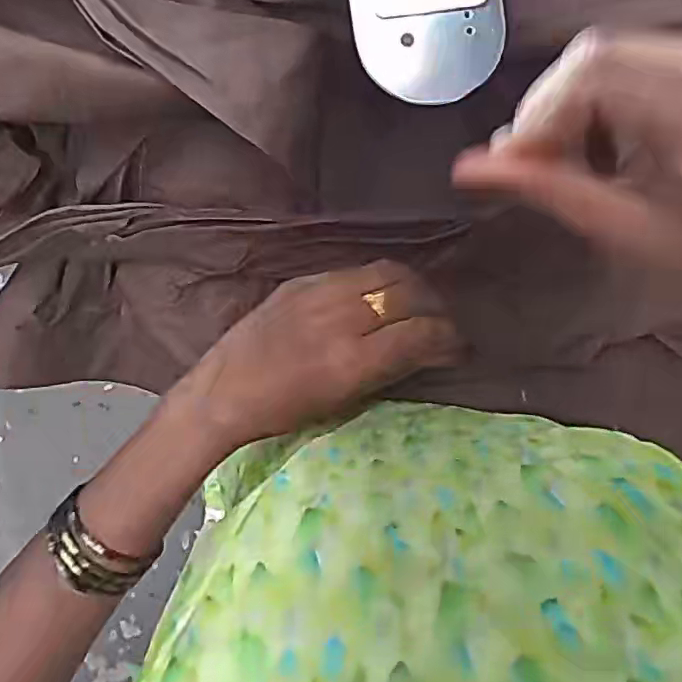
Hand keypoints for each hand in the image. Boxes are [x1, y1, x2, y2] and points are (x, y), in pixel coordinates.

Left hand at [159, 261, 463, 451]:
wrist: (223, 391)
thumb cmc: (282, 411)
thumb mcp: (342, 401)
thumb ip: (387, 369)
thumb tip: (427, 348)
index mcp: (351, 360)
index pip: (420, 333)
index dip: (449, 338)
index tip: (458, 345)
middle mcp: (339, 318)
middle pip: (408, 292)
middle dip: (435, 306)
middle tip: (440, 321)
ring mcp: (317, 292)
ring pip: (385, 271)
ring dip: (411, 286)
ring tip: (415, 302)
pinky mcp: (300, 281)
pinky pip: (353, 270)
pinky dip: (376, 280)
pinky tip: (376, 295)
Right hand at [452, 30, 681, 338]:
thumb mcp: (627, 232)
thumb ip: (549, 190)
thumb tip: (467, 167)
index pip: (598, 70)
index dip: (540, 110)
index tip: (516, 158)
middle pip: (605, 52)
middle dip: (554, 107)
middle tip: (539, 158)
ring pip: (623, 49)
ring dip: (581, 100)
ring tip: (579, 151)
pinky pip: (652, 54)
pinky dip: (614, 92)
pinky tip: (617, 131)